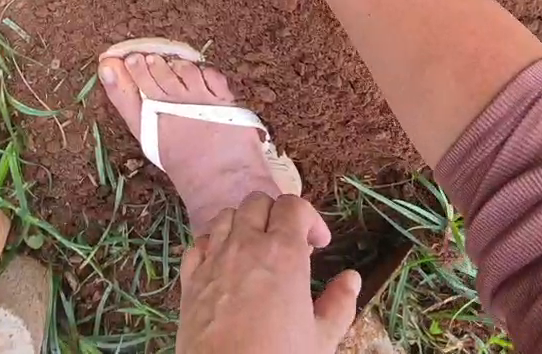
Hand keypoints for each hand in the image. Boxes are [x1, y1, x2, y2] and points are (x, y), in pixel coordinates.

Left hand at [176, 194, 360, 353]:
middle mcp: (246, 245)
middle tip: (287, 245)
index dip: (309, 218)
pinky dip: (213, 245)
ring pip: (226, 215)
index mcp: (283, 254)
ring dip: (244, 225)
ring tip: (255, 251)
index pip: (293, 206)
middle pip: (257, 202)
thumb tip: (351, 278)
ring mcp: (214, 258)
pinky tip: (224, 265)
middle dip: (276, 215)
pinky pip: (200, 242)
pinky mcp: (190, 277)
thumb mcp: (321, 341)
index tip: (318, 244)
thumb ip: (339, 305)